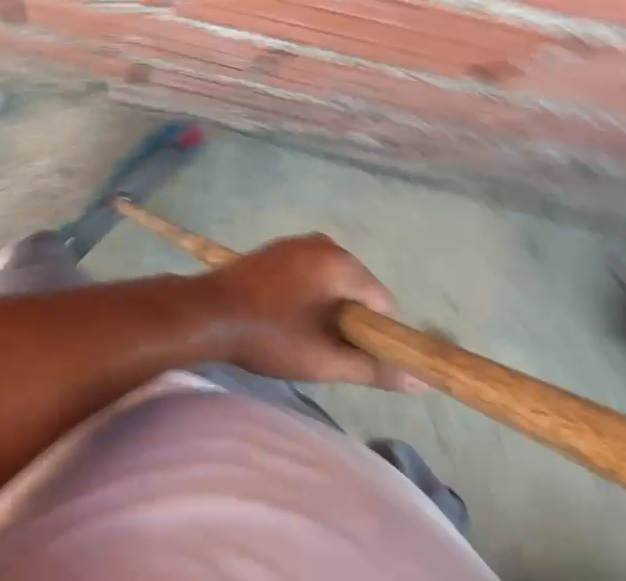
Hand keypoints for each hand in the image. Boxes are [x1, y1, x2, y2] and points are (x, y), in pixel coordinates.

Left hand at [202, 233, 425, 391]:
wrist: (204, 313)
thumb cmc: (268, 335)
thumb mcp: (324, 360)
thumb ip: (374, 369)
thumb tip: (421, 382)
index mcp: (340, 262)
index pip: (382, 302)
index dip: (374, 334)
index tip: (350, 355)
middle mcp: (322, 243)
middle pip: (356, 290)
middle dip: (347, 321)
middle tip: (320, 349)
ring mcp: (294, 244)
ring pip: (329, 284)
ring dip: (324, 311)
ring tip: (299, 337)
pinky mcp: (273, 251)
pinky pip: (306, 276)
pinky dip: (304, 297)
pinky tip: (282, 319)